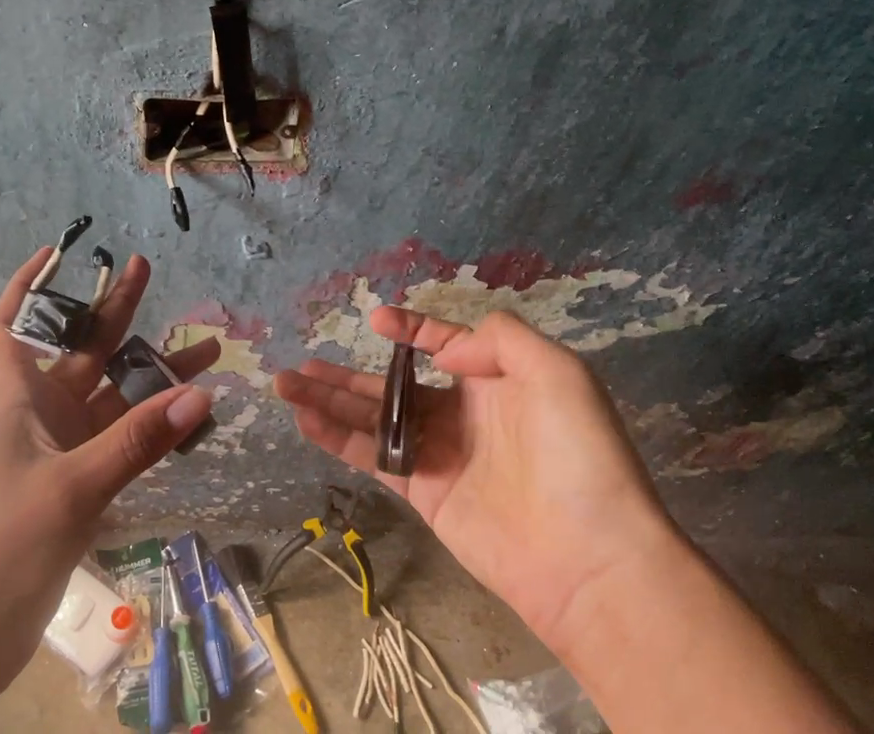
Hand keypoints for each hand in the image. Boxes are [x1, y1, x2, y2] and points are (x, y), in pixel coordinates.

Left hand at [0, 247, 217, 601]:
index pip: (11, 325)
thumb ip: (135, 442)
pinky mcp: (78, 484)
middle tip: (148, 269)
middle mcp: (39, 414)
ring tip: (206, 348)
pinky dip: (152, 424)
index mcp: (17, 399)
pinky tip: (188, 414)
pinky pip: (123, 440)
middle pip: (78, 348)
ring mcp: (61, 450)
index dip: (27, 287)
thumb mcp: (71, 488)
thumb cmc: (2, 547)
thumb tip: (199, 395)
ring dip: (151, 374)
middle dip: (112, 311)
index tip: (57, 253)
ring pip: (111, 396)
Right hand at [273, 307, 678, 648]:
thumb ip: (500, 338)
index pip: (443, 345)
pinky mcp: (423, 493)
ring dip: (328, 402)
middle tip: (303, 363)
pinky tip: (305, 420)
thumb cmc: (578, 453)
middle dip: (347, 374)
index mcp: (497, 381)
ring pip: (372, 419)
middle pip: (392, 385)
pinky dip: (337, 438)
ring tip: (286, 384)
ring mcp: (439, 454)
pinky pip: (372, 456)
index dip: (411, 331)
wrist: (587, 554)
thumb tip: (443, 350)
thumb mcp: (559, 372)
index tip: (376, 320)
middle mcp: (462, 414)